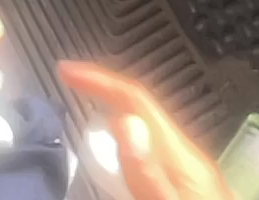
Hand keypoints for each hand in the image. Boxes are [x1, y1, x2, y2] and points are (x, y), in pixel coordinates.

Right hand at [58, 61, 233, 199]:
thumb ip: (148, 174)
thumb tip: (124, 120)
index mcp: (183, 158)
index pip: (137, 99)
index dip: (99, 79)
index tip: (64, 72)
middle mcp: (189, 160)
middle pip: (143, 111)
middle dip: (106, 96)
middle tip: (71, 94)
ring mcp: (194, 179)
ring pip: (150, 135)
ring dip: (117, 122)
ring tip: (87, 129)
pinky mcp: (193, 194)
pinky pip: (155, 159)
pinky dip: (129, 153)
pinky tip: (120, 171)